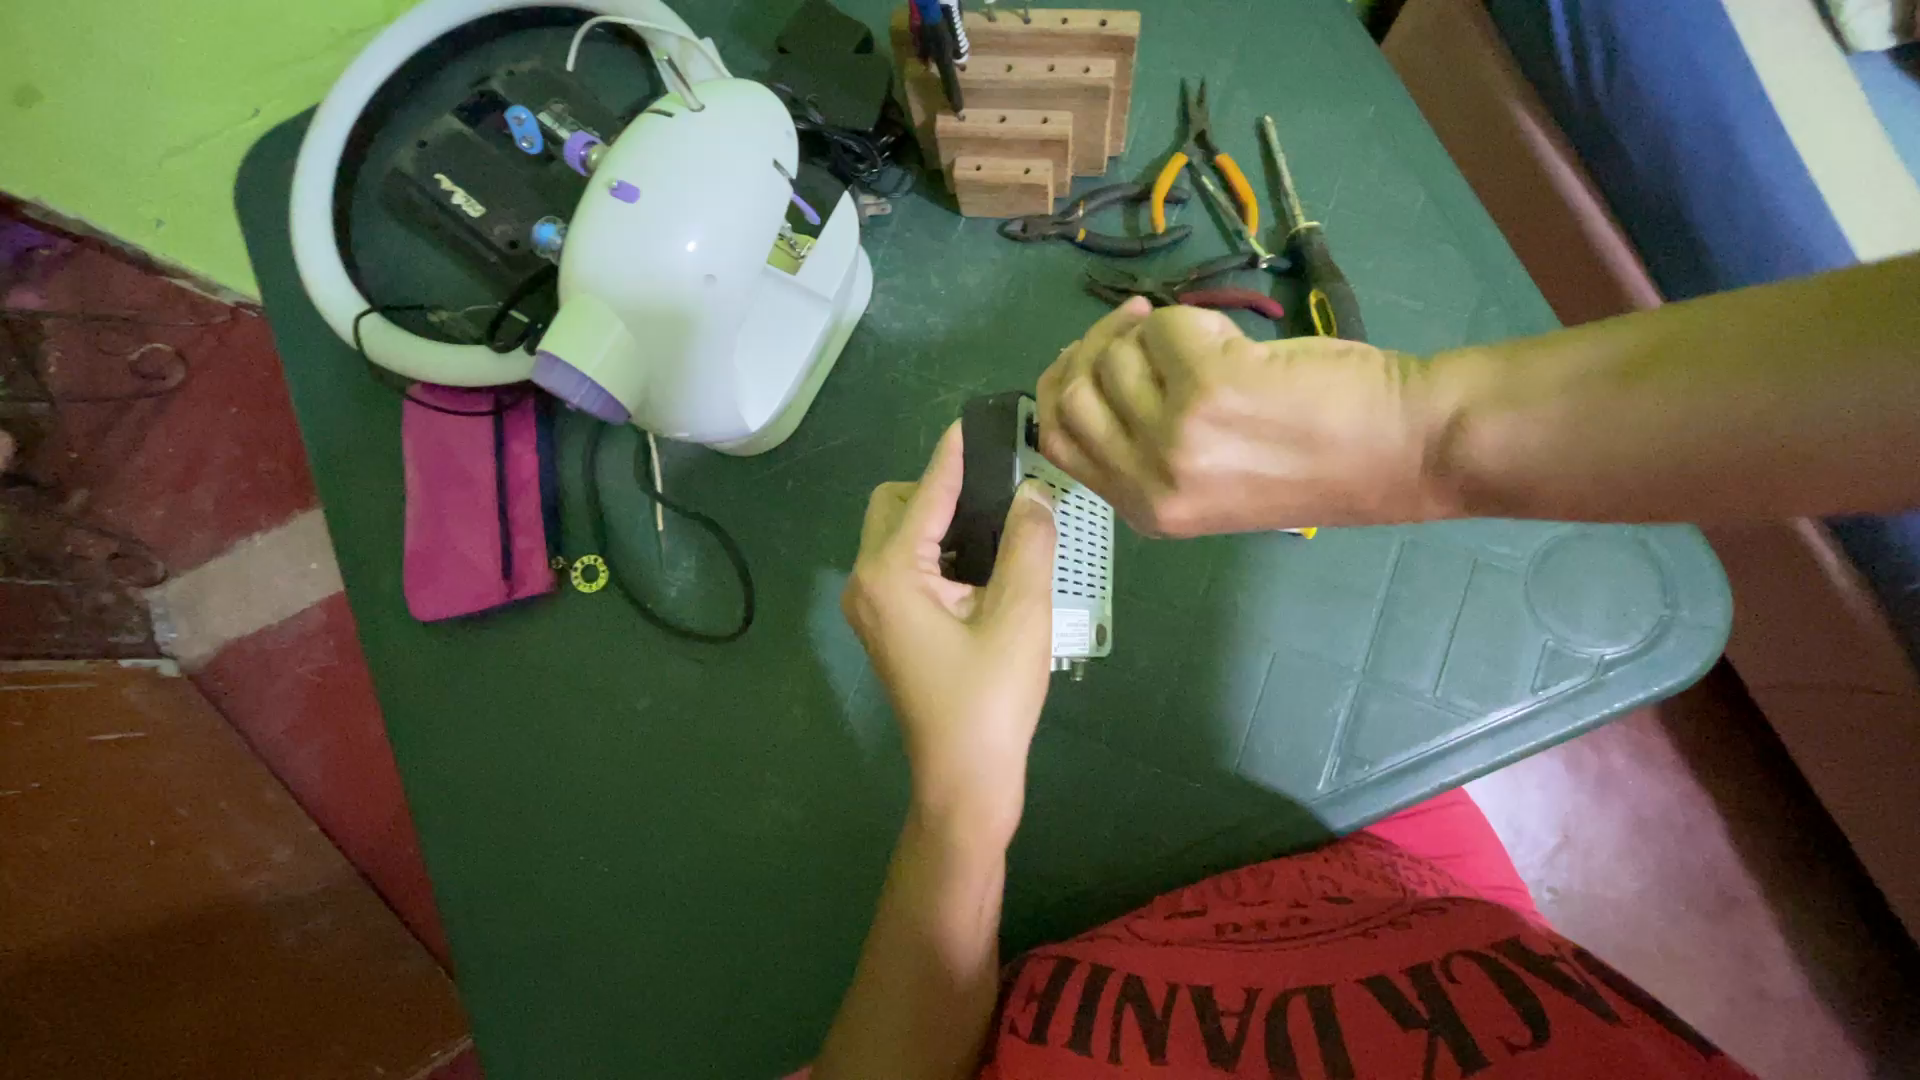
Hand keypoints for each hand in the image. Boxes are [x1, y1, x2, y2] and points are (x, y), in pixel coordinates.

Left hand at [844, 423, 1057, 844]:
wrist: (964, 780)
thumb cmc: (991, 700)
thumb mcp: (1020, 615)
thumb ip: (1027, 543)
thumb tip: (1032, 493)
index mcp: (891, 573)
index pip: (927, 493)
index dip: (955, 455)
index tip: (978, 422)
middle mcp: (867, 583)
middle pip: (896, 506)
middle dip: (941, 492)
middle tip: (997, 502)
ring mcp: (870, 609)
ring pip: (897, 537)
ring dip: (940, 524)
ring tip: (997, 531)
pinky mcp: (883, 628)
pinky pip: (902, 567)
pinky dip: (934, 555)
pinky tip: (979, 570)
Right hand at [1036, 298, 1455, 536]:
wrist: (1399, 451)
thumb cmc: (1309, 466)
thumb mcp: (1205, 483)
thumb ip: (1141, 448)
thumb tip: (1091, 371)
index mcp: (1145, 510)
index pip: (1057, 443)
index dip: (1060, 391)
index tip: (1086, 358)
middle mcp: (1150, 482)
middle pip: (1071, 398)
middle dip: (1096, 350)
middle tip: (1137, 328)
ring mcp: (1175, 437)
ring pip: (1116, 356)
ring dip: (1154, 334)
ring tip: (1209, 347)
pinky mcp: (1209, 387)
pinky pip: (1165, 328)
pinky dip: (1194, 321)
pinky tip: (1236, 344)